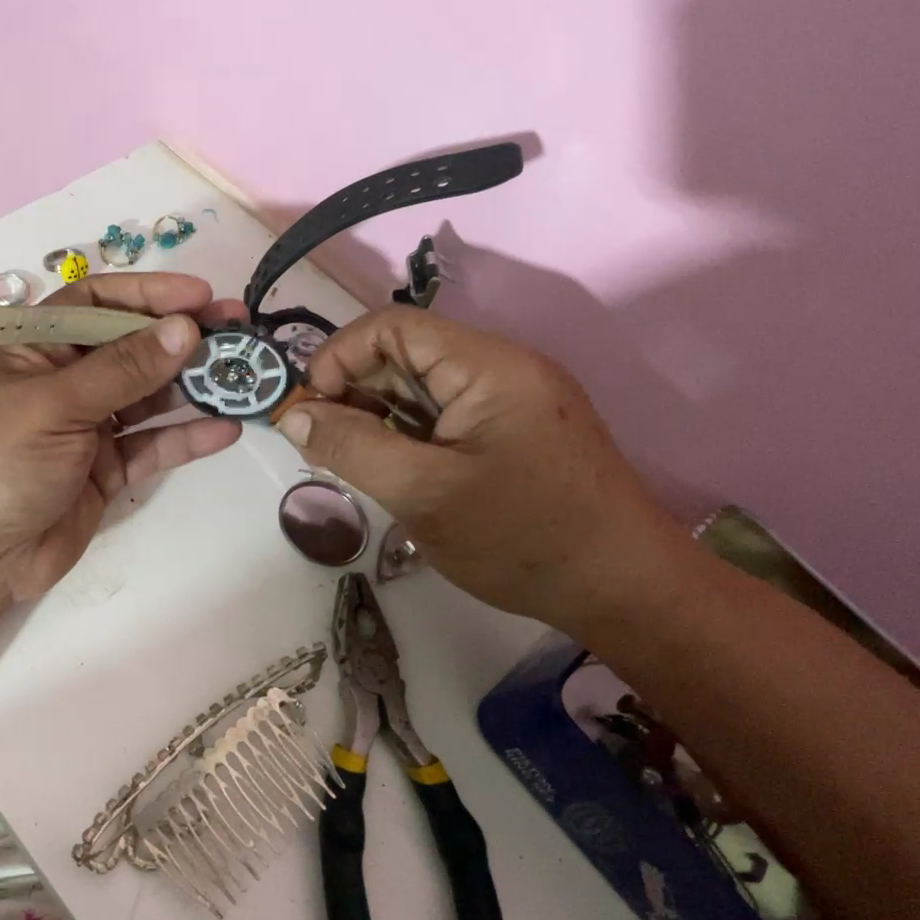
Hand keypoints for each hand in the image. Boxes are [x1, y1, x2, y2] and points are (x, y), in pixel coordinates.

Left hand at [0, 273, 244, 603]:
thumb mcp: (56, 405)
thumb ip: (123, 369)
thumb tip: (185, 328)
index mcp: (34, 350)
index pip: (96, 305)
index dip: (147, 294)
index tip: (199, 294)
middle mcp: (62, 382)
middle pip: (130, 348)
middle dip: (181, 337)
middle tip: (238, 327)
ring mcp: (85, 428)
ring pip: (148, 396)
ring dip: (193, 385)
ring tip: (246, 372)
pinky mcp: (104, 472)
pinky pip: (152, 446)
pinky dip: (187, 437)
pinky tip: (226, 427)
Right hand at [275, 305, 686, 625]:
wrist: (626, 592)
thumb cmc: (522, 539)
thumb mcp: (423, 493)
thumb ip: (351, 448)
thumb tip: (293, 416)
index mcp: (487, 366)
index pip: (391, 327)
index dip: (338, 357)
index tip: (308, 411)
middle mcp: (501, 368)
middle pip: (403, 355)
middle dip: (353, 393)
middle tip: (323, 447)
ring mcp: (511, 400)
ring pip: (419, 389)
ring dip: (377, 419)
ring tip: (355, 466)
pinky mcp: (514, 431)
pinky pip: (443, 416)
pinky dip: (406, 437)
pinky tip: (394, 473)